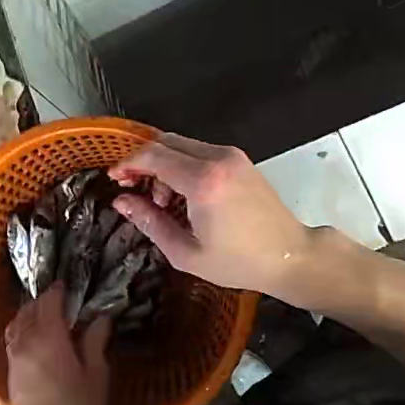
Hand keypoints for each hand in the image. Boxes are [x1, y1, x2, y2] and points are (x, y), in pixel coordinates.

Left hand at [5, 285, 110, 404]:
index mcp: (47, 340)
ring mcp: (13, 364)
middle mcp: (24, 346)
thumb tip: (100, 318)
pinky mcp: (10, 380)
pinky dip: (24, 333)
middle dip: (41, 300)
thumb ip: (95, 344)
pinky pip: (14, 344)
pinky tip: (40, 340)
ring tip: (49, 314)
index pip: (48, 303)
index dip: (57, 291)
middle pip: (27, 313)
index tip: (69, 283)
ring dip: (29, 316)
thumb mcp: (97, 378)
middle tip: (61, 296)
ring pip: (16, 328)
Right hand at [108, 133, 314, 299]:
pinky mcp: (240, 160)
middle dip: (143, 161)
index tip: (115, 179)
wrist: (289, 255)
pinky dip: (183, 165)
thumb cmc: (238, 262)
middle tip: (133, 187)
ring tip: (163, 201)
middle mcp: (218, 159)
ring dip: (164, 164)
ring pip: (183, 144)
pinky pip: (200, 152)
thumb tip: (122, 202)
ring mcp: (232, 156)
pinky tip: (184, 194)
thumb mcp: (186, 252)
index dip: (128, 164)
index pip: (153, 156)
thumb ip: (150, 222)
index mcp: (203, 182)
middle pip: (166, 142)